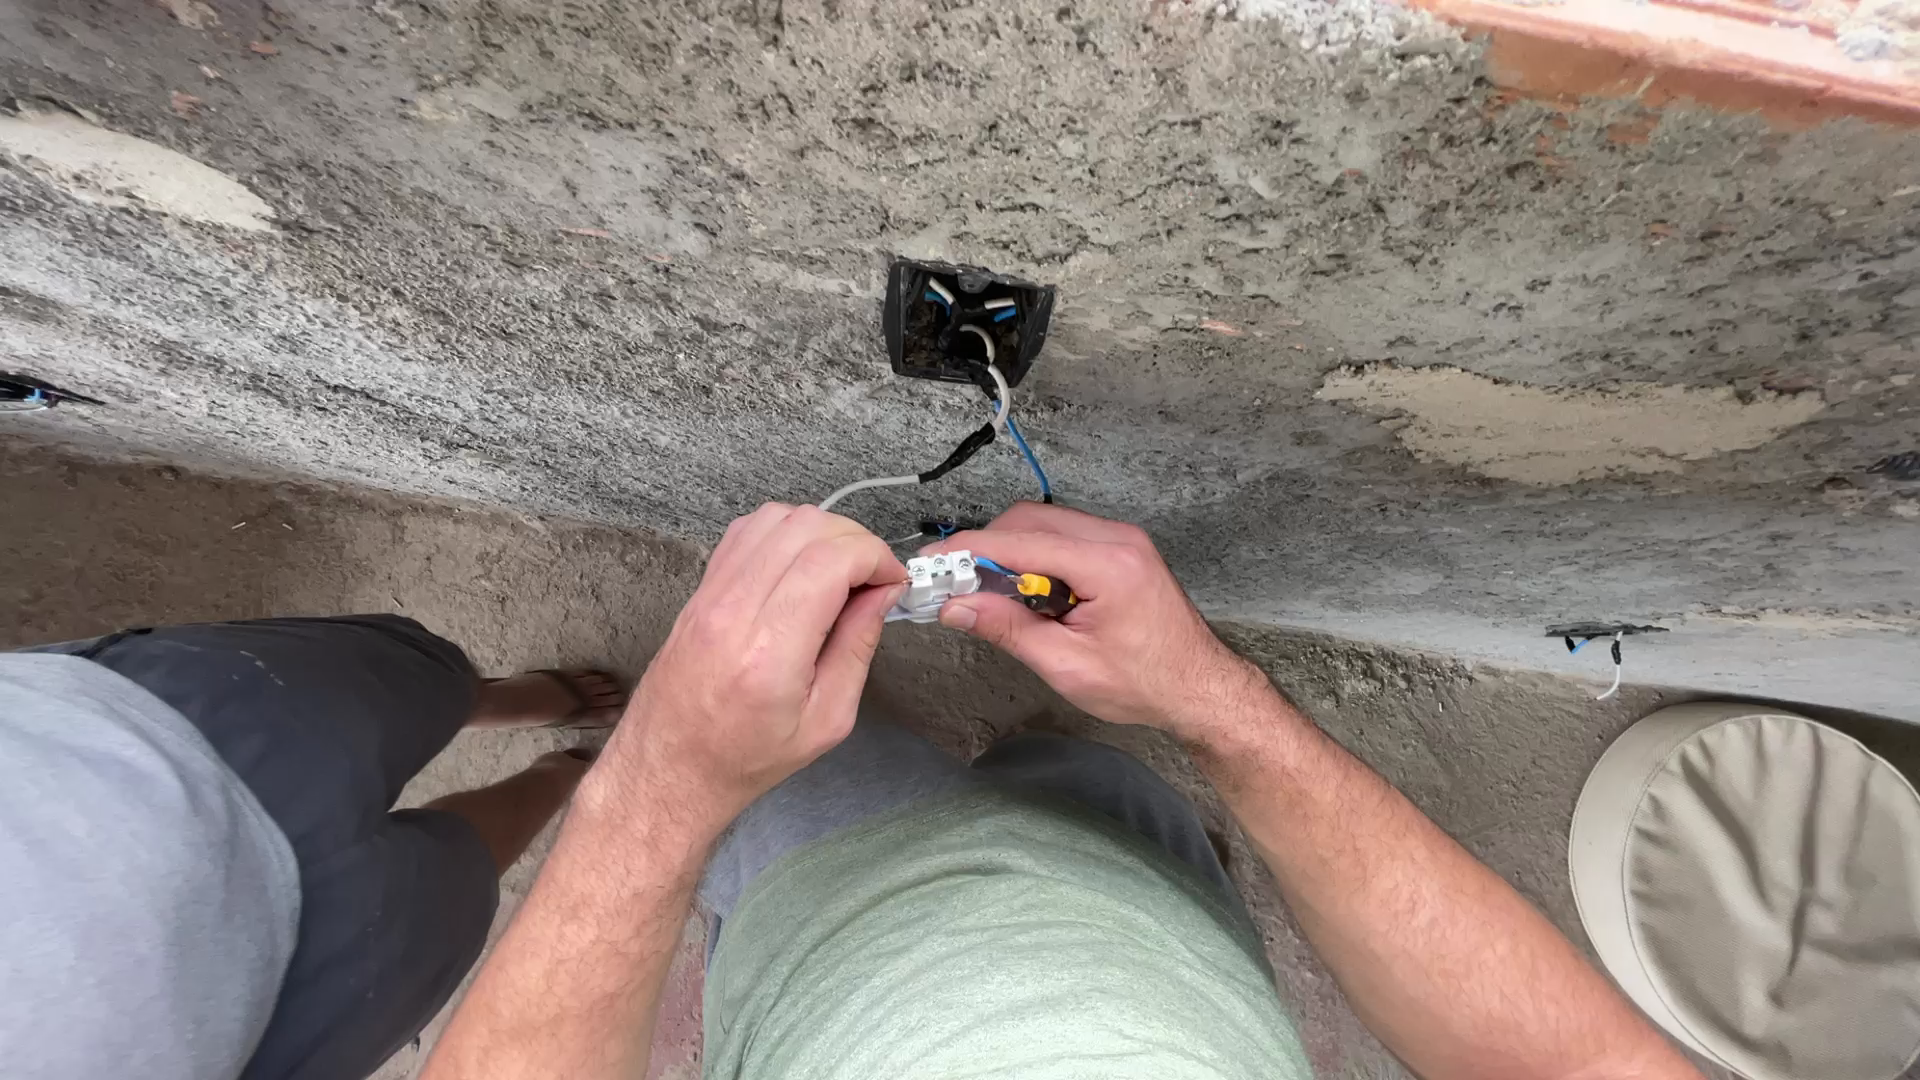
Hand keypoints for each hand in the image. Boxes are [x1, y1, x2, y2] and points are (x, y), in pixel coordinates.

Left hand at [588, 503, 906, 831]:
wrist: (669, 769)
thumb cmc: (747, 757)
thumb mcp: (826, 720)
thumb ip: (858, 647)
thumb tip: (883, 593)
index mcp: (770, 651)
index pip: (830, 560)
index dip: (875, 556)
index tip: (893, 579)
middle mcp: (734, 610)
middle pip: (807, 527)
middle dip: (857, 540)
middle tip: (873, 576)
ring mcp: (711, 593)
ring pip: (777, 517)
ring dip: (823, 532)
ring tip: (840, 569)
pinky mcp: (701, 588)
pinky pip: (748, 529)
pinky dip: (787, 532)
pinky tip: (802, 564)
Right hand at [928, 502, 1269, 741]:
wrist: (1203, 688)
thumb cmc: (1143, 685)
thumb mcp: (1067, 665)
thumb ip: (1008, 629)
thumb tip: (956, 607)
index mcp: (1107, 564)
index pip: (1020, 541)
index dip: (968, 549)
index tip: (931, 562)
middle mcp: (1116, 537)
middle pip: (1030, 519)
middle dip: (987, 546)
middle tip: (956, 582)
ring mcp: (1122, 538)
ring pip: (1046, 522)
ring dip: (1010, 550)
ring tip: (988, 591)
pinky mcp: (1122, 548)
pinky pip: (1064, 535)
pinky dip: (1035, 554)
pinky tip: (1026, 589)